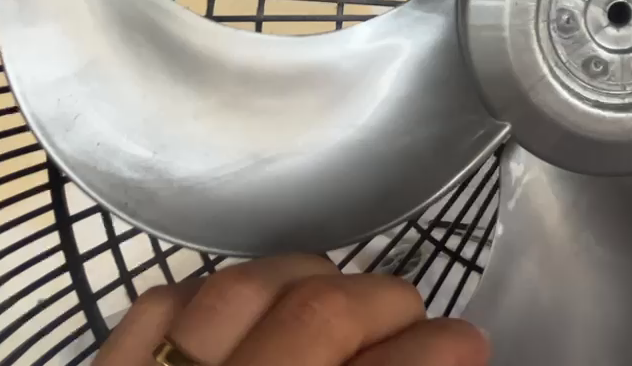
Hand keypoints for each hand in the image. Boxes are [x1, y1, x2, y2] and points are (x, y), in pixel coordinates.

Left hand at [97, 254, 487, 365]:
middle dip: (387, 302)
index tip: (471, 344)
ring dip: (308, 279)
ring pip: (243, 288)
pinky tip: (240, 313)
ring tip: (337, 299)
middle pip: (321, 314)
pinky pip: (160, 304)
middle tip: (413, 321)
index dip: (438, 353)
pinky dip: (210, 293)